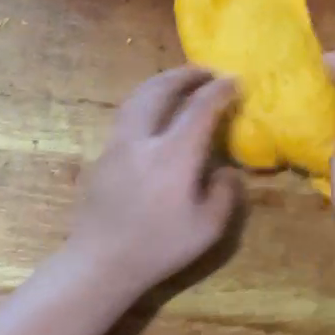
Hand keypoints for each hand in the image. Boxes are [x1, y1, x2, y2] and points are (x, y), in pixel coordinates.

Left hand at [67, 66, 241, 293]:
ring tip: (179, 84)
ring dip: (161, 83)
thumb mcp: (207, 229)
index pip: (199, 108)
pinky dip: (145, 102)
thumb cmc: (158, 249)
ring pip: (137, 97)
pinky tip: (155, 115)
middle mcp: (141, 139)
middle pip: (160, 89)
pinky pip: (126, 116)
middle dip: (185, 75)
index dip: (219, 91)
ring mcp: (116, 144)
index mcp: (172, 155)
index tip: (234, 82)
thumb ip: (225, 193)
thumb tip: (226, 169)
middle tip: (206, 73)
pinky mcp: (101, 155)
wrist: (100, 262)